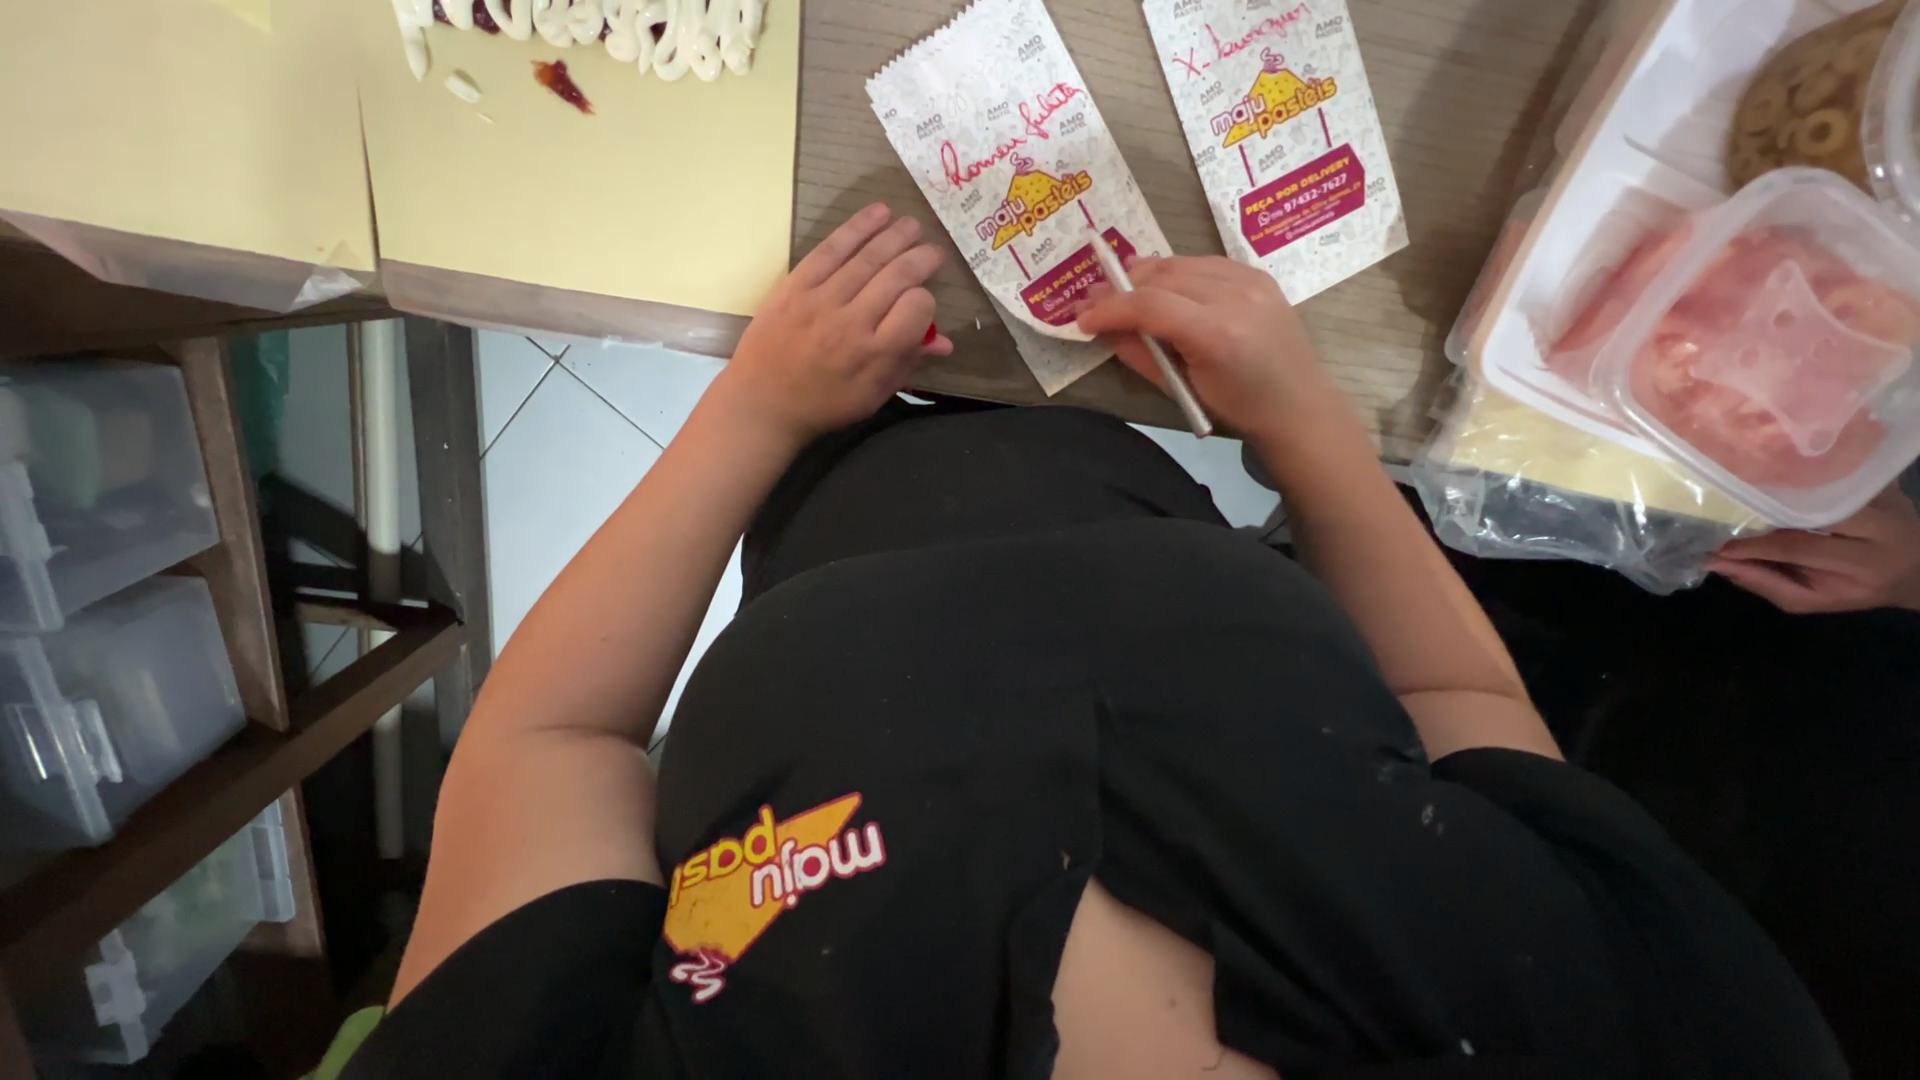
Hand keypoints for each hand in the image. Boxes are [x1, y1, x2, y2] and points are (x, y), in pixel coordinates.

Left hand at [720, 203, 950, 444]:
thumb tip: (944, 341)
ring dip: (896, 235)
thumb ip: (909, 362)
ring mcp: (823, 300)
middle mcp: (853, 322)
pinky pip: (832, 249)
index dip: (927, 301)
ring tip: (913, 225)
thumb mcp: (874, 394)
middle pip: (897, 276)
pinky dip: (857, 228)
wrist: (764, 402)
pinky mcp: (797, 285)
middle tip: (933, 252)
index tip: (924, 304)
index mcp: (876, 354)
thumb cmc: (826, 403)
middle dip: (922, 258)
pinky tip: (878, 213)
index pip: (917, 309)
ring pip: (868, 257)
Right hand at [1074, 255, 1345, 440]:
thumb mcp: (1182, 387)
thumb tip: (1105, 330)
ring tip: (1116, 285)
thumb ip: (1140, 354)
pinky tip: (1155, 281)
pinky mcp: (1257, 274)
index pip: (1150, 305)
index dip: (1110, 308)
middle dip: (1120, 287)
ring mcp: (1251, 280)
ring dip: (1144, 274)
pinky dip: (1173, 270)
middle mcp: (1236, 297)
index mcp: (1217, 334)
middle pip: (1162, 277)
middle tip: (1089, 298)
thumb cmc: (1238, 407)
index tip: (1082, 319)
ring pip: (1181, 264)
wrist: (1298, 404)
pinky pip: (1203, 263)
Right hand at [1712, 484, 1919, 613]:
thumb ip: (1765, 583)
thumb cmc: (1855, 589)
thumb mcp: (1811, 598)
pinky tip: (1777, 470)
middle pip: (1811, 509)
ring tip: (1744, 488)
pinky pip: (1841, 470)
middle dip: (1764, 510)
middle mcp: (1884, 527)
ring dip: (1783, 486)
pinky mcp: (1884, 484)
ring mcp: (1887, 500)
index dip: (1752, 546)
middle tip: (1726, 512)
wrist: (1915, 569)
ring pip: (1825, 485)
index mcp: (1866, 562)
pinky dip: (1806, 469)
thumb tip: (1713, 562)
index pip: (1799, 546)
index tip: (1716, 547)